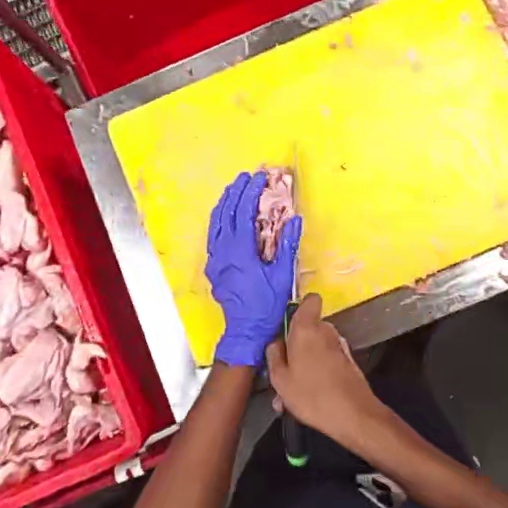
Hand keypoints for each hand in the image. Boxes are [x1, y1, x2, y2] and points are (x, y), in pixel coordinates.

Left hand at [205, 171, 301, 366]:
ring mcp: (215, 259)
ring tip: (234, 190)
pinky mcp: (213, 267)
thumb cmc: (266, 305)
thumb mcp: (282, 275)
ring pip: (215, 223)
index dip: (251, 192)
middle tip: (246, 177)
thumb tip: (294, 220)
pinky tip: (225, 216)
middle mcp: (222, 251)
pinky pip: (213, 236)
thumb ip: (287, 245)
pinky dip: (219, 220)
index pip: (243, 213)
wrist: (246, 330)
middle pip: (226, 213)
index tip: (259, 178)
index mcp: (240, 251)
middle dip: (236, 192)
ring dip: (225, 204)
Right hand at [265, 294, 385, 442]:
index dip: (298, 307)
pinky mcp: (347, 363)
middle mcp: (326, 332)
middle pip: (308, 328)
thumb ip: (273, 355)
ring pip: (314, 348)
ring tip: (290, 392)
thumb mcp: (280, 379)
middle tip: (281, 369)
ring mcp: (339, 348)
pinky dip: (314, 373)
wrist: (354, 416)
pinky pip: (324, 362)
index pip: (309, 300)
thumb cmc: (311, 395)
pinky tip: (305, 397)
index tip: (286, 324)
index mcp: (307, 329)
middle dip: (294, 344)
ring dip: (302, 364)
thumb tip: (275, 341)